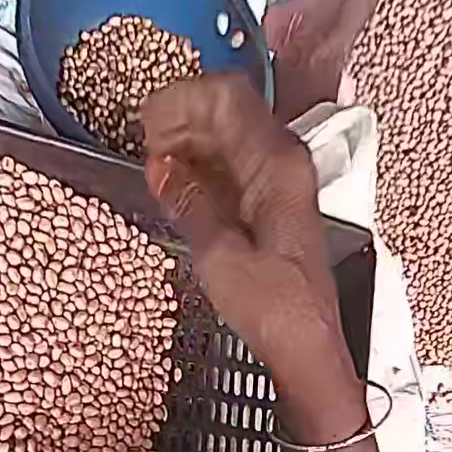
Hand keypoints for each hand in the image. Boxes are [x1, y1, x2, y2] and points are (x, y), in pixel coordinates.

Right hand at [139, 75, 343, 365]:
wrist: (307, 350)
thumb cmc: (274, 310)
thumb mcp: (220, 256)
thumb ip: (189, 204)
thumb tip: (161, 169)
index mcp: (277, 166)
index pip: (226, 101)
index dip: (180, 103)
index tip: (145, 123)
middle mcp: (286, 168)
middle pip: (231, 117)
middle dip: (183, 123)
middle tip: (144, 144)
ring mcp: (284, 191)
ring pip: (233, 146)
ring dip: (193, 149)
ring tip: (155, 168)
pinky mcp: (277, 216)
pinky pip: (239, 176)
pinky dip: (208, 176)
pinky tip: (182, 191)